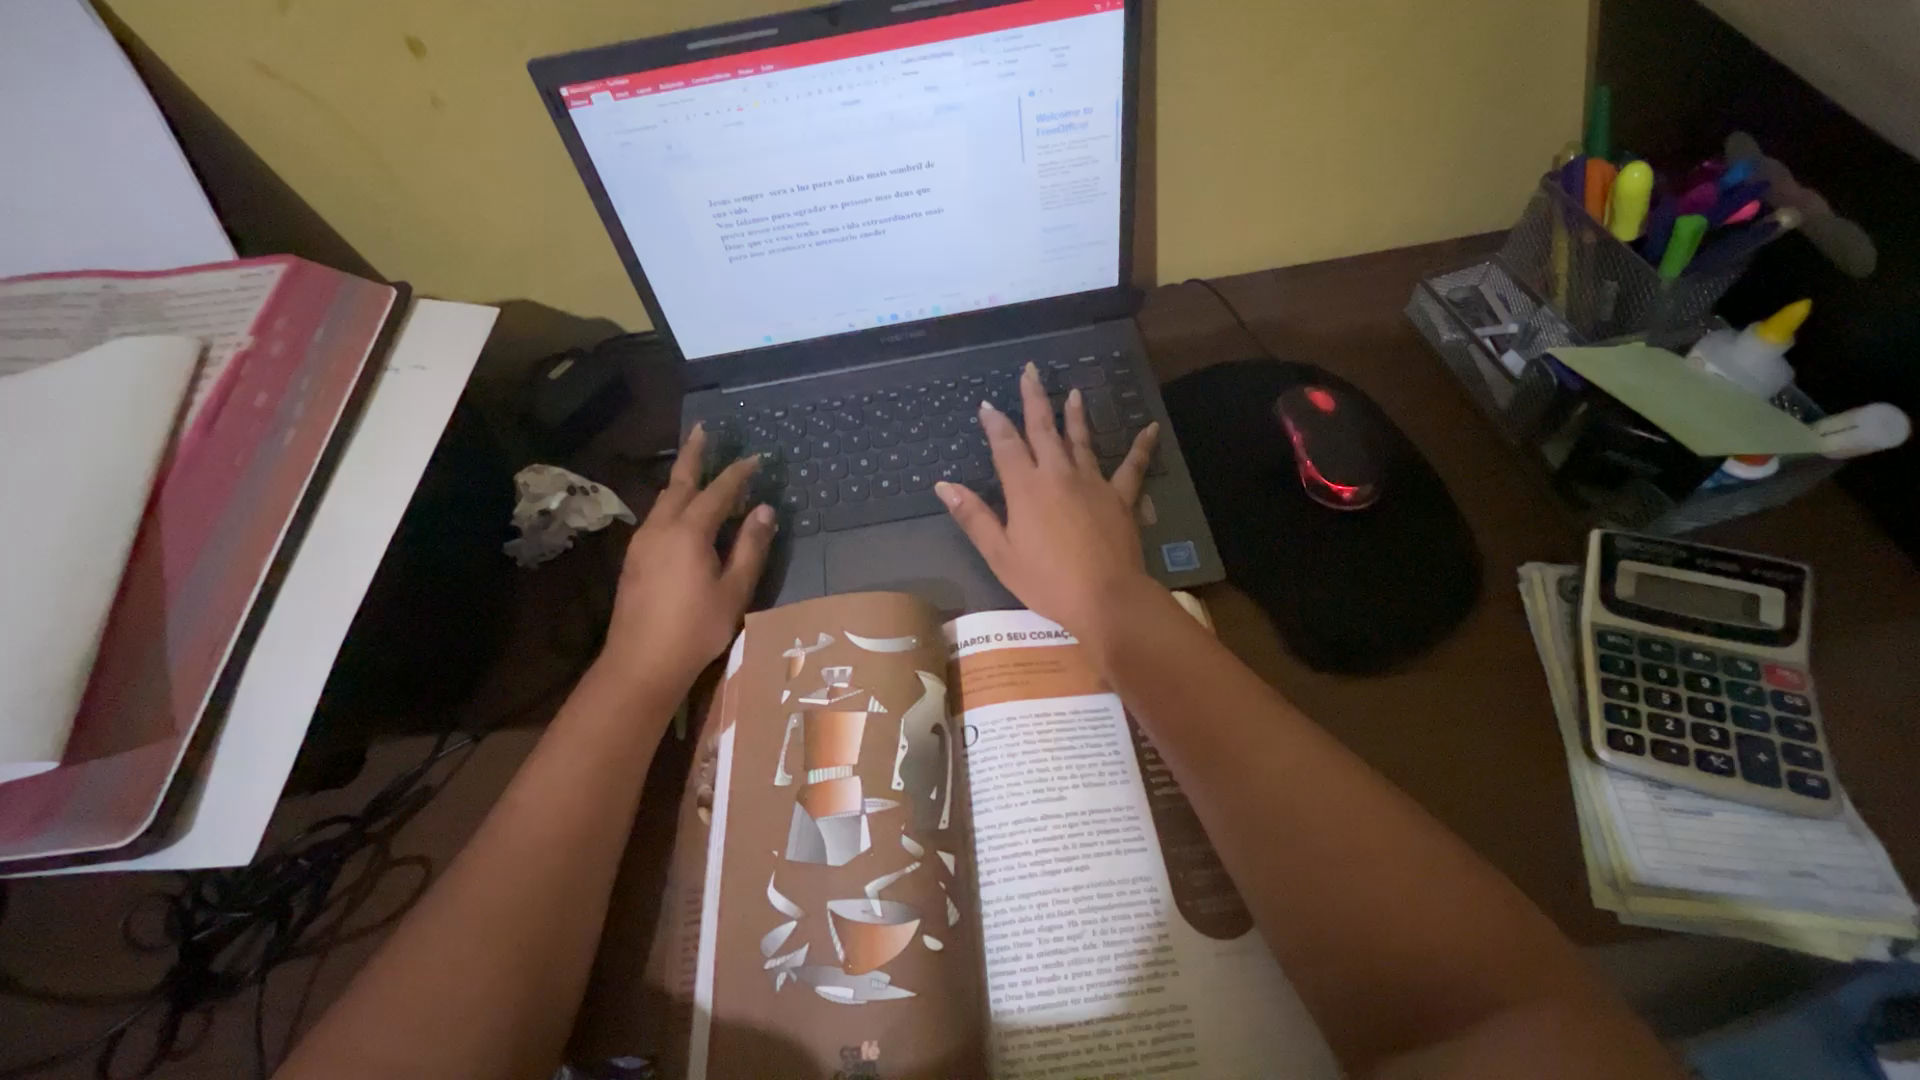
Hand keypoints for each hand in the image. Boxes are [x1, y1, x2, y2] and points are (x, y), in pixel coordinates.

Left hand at [599, 426, 774, 695]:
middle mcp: (660, 528)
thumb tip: (765, 510)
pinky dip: (673, 504)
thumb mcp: (734, 590)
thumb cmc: (696, 629)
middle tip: (704, 429)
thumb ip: (751, 547)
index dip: (738, 473)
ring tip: (697, 468)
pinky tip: (680, 513)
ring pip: (664, 500)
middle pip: (680, 483)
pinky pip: (657, 518)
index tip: (756, 457)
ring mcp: (642, 544)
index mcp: (688, 532)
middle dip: (694, 455)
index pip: (718, 492)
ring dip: (682, 480)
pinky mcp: (634, 560)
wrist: (640, 664)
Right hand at [936, 362, 1160, 641]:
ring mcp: (1093, 482)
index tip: (988, 404)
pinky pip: (1133, 467)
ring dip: (1074, 415)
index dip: (996, 423)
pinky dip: (1141, 447)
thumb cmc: (1046, 581)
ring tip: (1072, 392)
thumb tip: (944, 485)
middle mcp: (1059, 474)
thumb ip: (973, 516)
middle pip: (1044, 429)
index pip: (1006, 445)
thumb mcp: (1000, 554)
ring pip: (1081, 440)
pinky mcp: (1121, 497)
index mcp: (1026, 488)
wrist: (1105, 597)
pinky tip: (1151, 429)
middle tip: (1031, 371)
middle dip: (1034, 399)